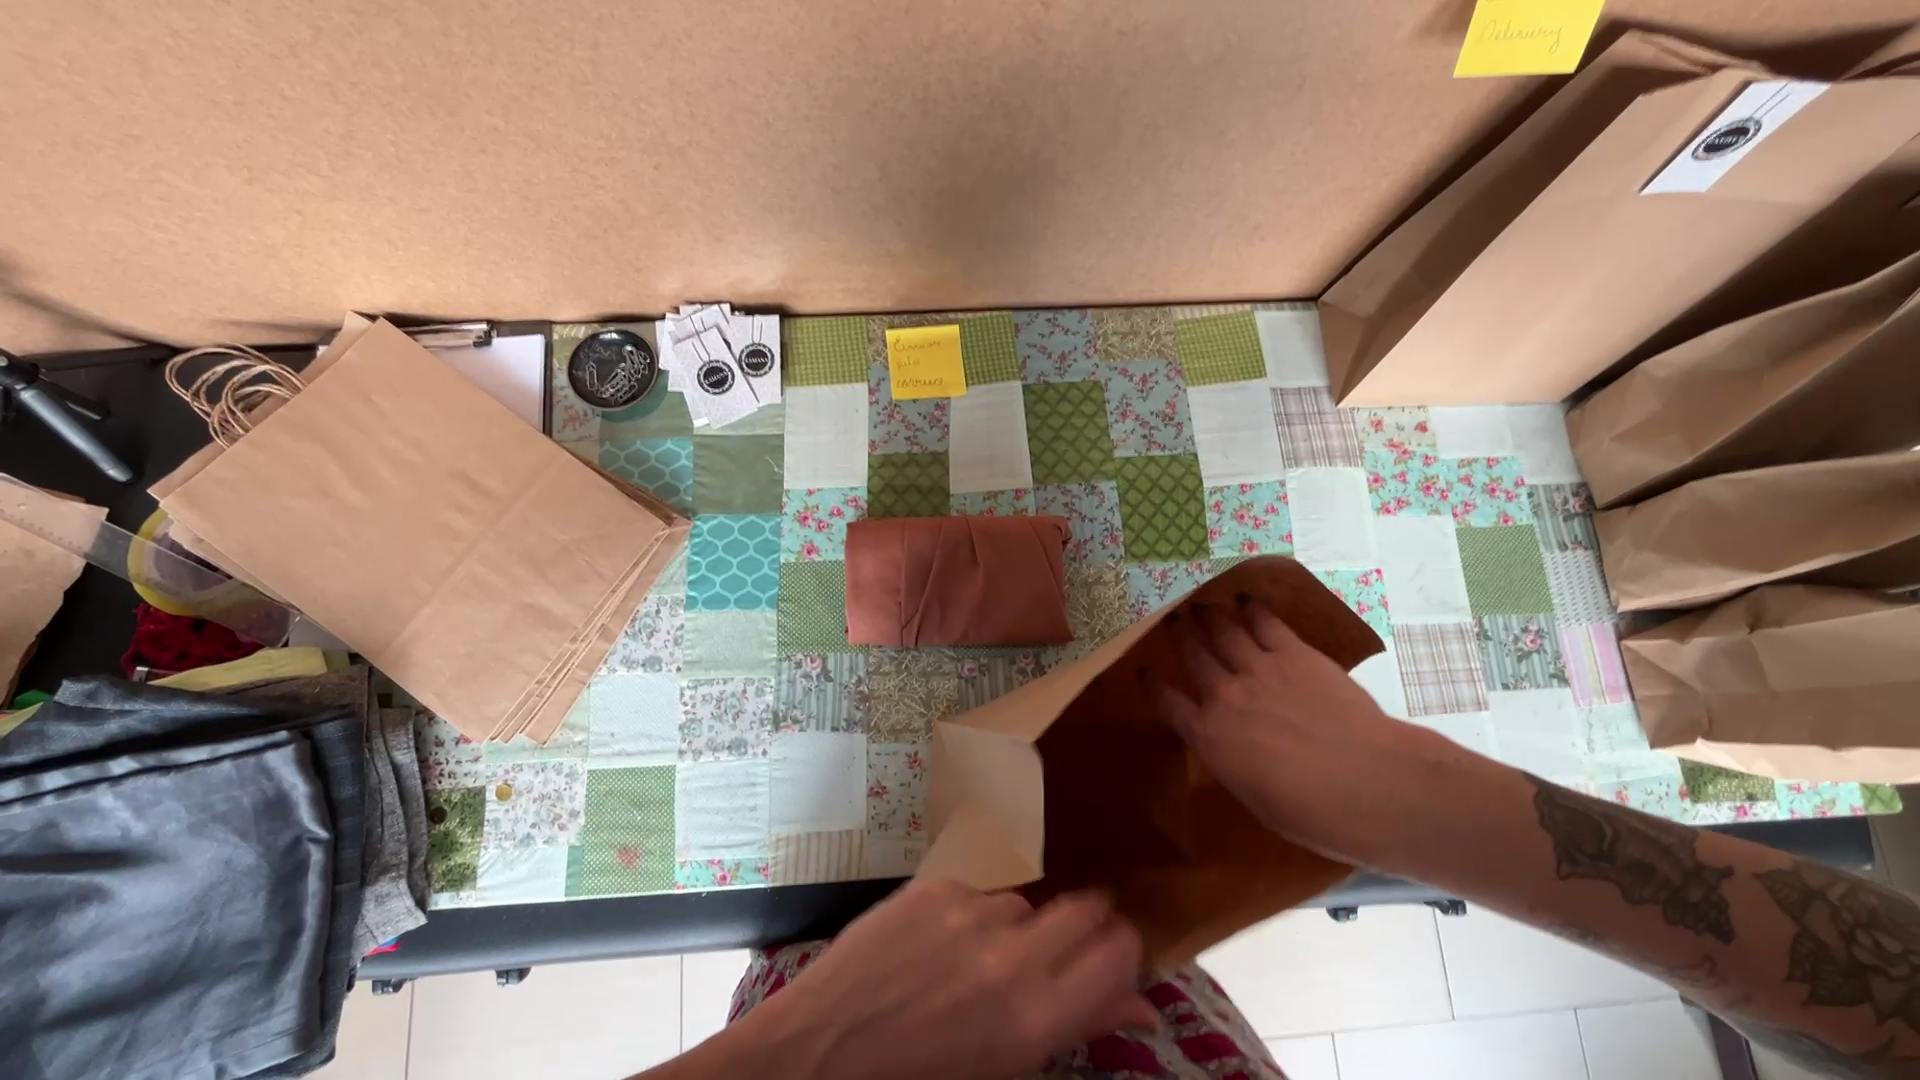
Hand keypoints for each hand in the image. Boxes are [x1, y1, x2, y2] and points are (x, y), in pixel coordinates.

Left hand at [747, 880, 1156, 1079]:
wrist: (819, 1053)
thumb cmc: (919, 1079)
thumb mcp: (1007, 1068)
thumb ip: (1079, 1027)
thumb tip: (1144, 1007)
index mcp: (1036, 1019)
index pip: (1120, 953)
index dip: (1124, 951)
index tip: (1113, 959)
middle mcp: (1011, 957)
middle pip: (1086, 909)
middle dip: (1085, 926)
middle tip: (1061, 948)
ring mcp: (969, 914)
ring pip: (1025, 904)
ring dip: (1016, 928)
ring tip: (976, 961)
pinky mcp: (932, 888)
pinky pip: (977, 894)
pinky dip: (969, 917)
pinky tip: (936, 946)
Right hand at [1143, 596, 1438, 862]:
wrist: (1362, 781)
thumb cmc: (1309, 812)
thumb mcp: (1254, 797)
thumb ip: (1236, 763)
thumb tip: (1237, 752)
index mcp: (1209, 736)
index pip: (1168, 702)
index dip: (1153, 685)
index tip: (1145, 671)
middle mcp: (1224, 695)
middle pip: (1193, 655)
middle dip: (1180, 635)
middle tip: (1174, 620)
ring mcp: (1258, 669)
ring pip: (1224, 632)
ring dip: (1209, 616)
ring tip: (1202, 605)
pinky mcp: (1294, 654)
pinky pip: (1266, 624)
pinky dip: (1252, 609)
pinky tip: (1246, 600)